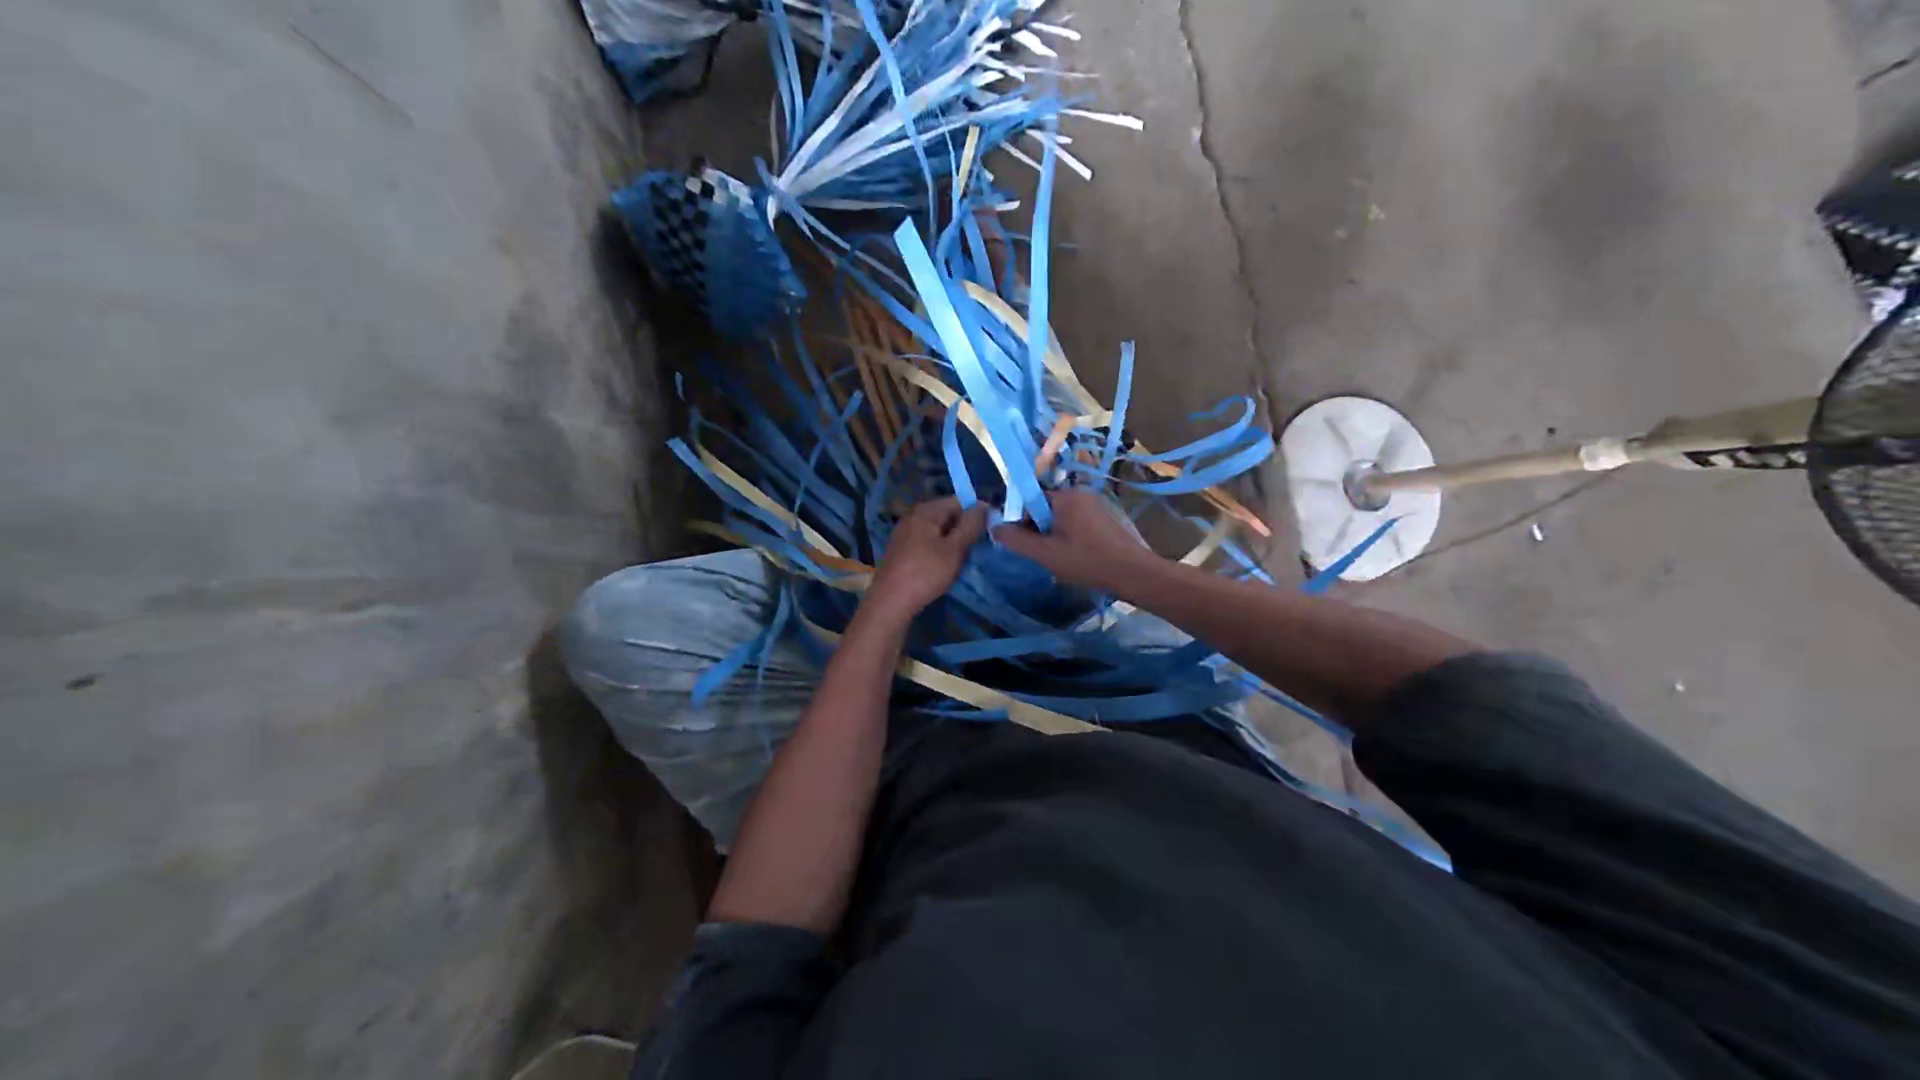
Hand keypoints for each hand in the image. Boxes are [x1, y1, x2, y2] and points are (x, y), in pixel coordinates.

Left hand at [865, 497, 989, 621]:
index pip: (957, 501)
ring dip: (951, 539)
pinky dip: (938, 547)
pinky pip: (925, 540)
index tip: (988, 529)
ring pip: (936, 529)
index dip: (975, 512)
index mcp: (926, 511)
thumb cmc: (926, 572)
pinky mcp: (900, 549)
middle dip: (963, 527)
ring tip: (962, 557)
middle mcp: (912, 516)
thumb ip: (970, 525)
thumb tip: (982, 504)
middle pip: (945, 514)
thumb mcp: (955, 548)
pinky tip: (944, 564)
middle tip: (976, 546)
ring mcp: (904, 533)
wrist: (891, 601)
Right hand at [992, 489, 1160, 592]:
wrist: (1134, 574)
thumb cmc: (1088, 562)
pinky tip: (1074, 556)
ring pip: (1060, 517)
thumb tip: (994, 528)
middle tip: (1041, 554)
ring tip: (1058, 558)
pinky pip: (1076, 522)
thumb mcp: (1046, 554)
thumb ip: (1016, 540)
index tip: (1023, 542)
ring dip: (1053, 535)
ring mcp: (1095, 504)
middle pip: (1044, 507)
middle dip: (1038, 529)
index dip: (1021, 520)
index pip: (1030, 499)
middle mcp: (1081, 492)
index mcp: (1065, 495)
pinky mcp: (1105, 517)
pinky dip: (1069, 536)